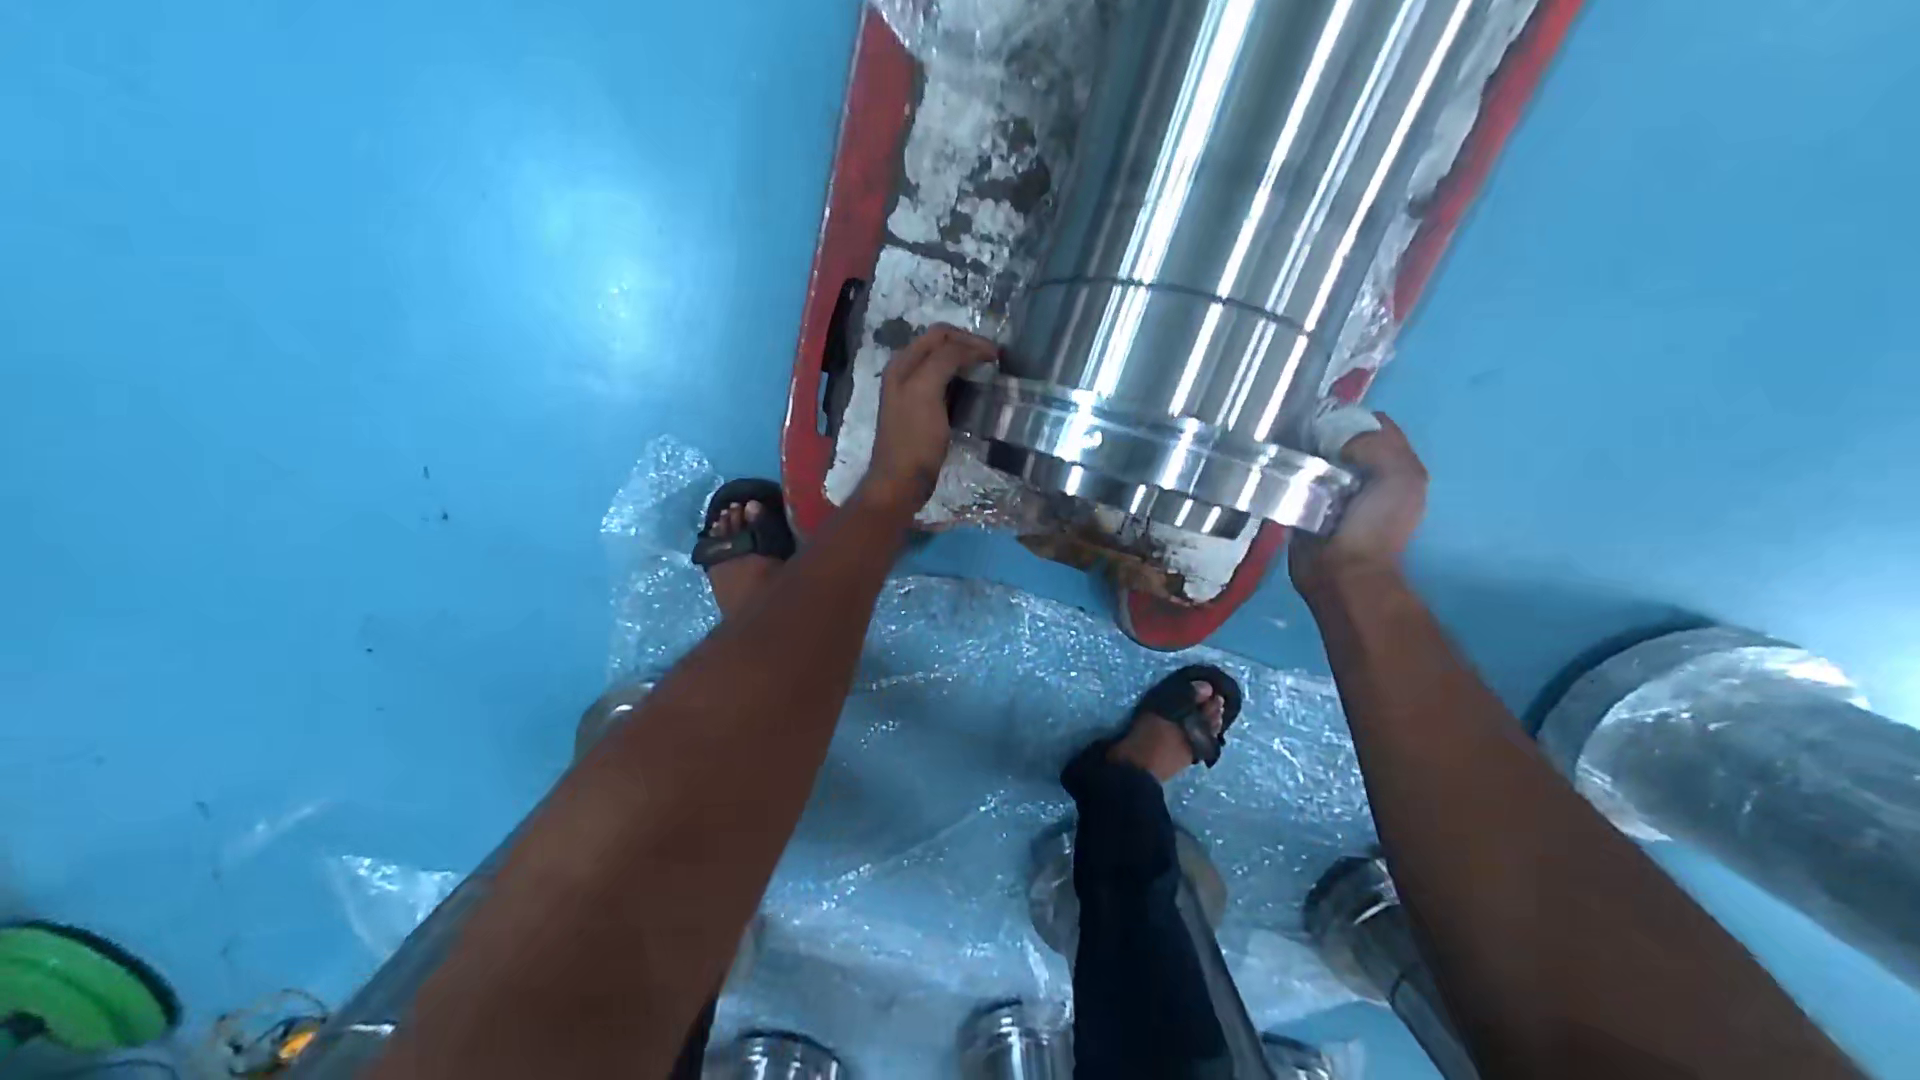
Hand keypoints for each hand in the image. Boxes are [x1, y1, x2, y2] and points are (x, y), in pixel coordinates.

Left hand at [856, 323, 998, 519]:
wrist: (902, 481)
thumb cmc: (914, 438)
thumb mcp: (925, 391)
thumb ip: (944, 361)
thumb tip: (972, 348)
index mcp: (902, 363)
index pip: (940, 334)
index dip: (969, 339)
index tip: (996, 355)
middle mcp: (905, 373)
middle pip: (941, 346)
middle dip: (969, 348)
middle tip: (996, 361)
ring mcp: (913, 393)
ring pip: (944, 366)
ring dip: (967, 364)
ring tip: (990, 374)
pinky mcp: (923, 412)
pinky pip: (945, 387)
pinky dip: (963, 384)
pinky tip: (976, 393)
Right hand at [1289, 412, 1427, 592]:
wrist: (1342, 573)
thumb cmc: (1374, 526)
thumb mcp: (1398, 477)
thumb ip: (1378, 445)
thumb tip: (1337, 441)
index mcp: (1396, 466)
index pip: (1375, 424)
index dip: (1353, 416)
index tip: (1326, 418)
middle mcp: (1367, 475)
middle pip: (1342, 439)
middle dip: (1323, 433)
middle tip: (1300, 433)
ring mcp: (1335, 492)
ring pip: (1316, 458)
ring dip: (1302, 453)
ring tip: (1285, 450)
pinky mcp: (1306, 507)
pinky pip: (1296, 480)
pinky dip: (1288, 474)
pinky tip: (1278, 471)